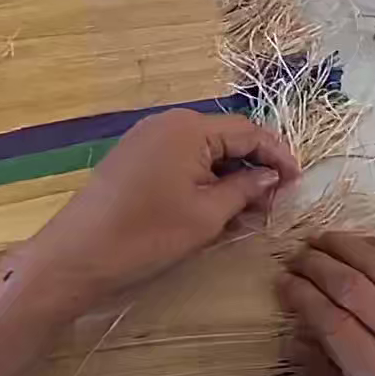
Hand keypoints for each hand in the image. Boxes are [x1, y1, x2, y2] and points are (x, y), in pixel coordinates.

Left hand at [9, 109, 298, 318]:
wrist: (77, 254)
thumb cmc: (147, 233)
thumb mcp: (207, 214)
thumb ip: (245, 188)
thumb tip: (271, 177)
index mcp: (189, 126)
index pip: (249, 131)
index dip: (278, 156)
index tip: (298, 182)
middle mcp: (168, 121)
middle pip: (226, 136)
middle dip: (253, 166)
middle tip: (273, 201)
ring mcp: (147, 136)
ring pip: (204, 149)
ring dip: (228, 174)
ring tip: (247, 208)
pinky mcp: (134, 155)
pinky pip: (181, 157)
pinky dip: (203, 177)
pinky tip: (213, 204)